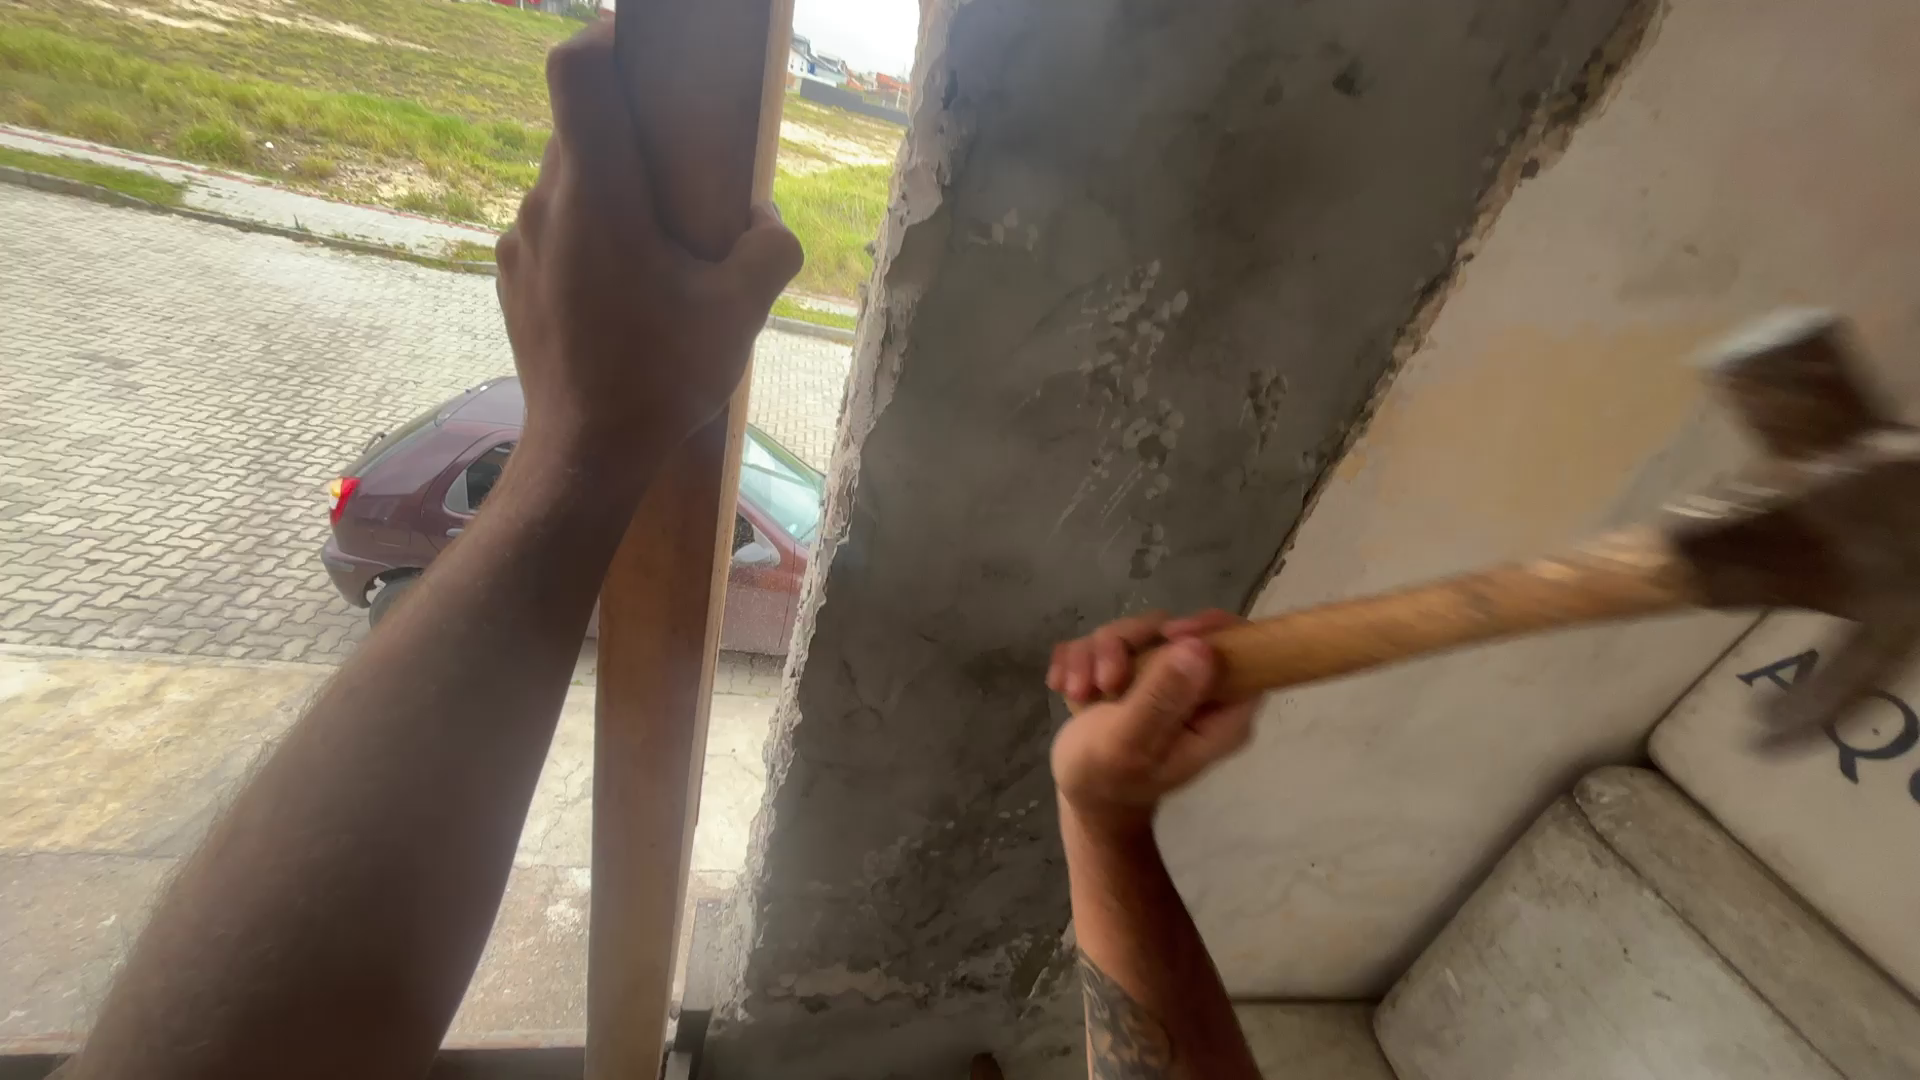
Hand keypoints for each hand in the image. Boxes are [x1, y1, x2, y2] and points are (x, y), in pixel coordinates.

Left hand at [497, 19, 803, 477]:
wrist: (590, 449)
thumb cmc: (664, 376)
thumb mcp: (741, 315)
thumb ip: (771, 249)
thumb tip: (765, 220)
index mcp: (599, 198)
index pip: (579, 72)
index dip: (610, 40)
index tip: (647, 49)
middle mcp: (545, 205)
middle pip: (581, 130)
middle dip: (632, 137)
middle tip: (682, 184)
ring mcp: (520, 243)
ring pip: (567, 184)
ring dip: (613, 195)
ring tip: (656, 255)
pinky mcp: (512, 278)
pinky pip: (554, 231)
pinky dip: (591, 237)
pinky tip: (622, 295)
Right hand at [1047, 612, 1258, 833]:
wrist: (1080, 795)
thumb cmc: (1108, 779)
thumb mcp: (1131, 743)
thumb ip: (1162, 697)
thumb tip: (1200, 648)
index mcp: (1220, 713)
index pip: (1243, 652)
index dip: (1210, 630)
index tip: (1168, 634)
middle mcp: (1196, 687)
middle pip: (1172, 630)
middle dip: (1125, 648)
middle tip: (1102, 682)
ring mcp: (1161, 674)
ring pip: (1133, 633)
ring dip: (1093, 656)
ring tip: (1076, 692)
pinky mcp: (1129, 667)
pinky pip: (1103, 641)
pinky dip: (1078, 658)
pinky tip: (1063, 686)